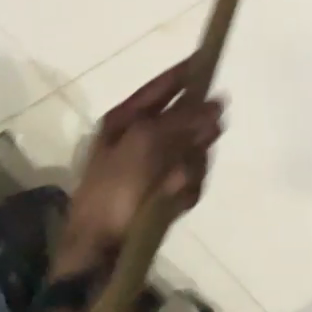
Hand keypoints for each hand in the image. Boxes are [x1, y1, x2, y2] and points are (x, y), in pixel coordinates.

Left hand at [55, 59, 223, 274]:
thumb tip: (216, 100)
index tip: (210, 57)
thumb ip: (182, 119)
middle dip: (196, 131)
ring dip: (191, 164)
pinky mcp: (160, 193)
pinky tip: (174, 200)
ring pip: (192, 150)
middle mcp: (138, 139)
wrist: (95, 255)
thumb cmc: (112, 191)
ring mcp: (150, 168)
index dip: (186, 72)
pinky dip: (186, 188)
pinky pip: (189, 179)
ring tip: (177, 181)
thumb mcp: (145, 144)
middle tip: (210, 134)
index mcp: (124, 121)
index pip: (162, 87)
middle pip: (185, 119)